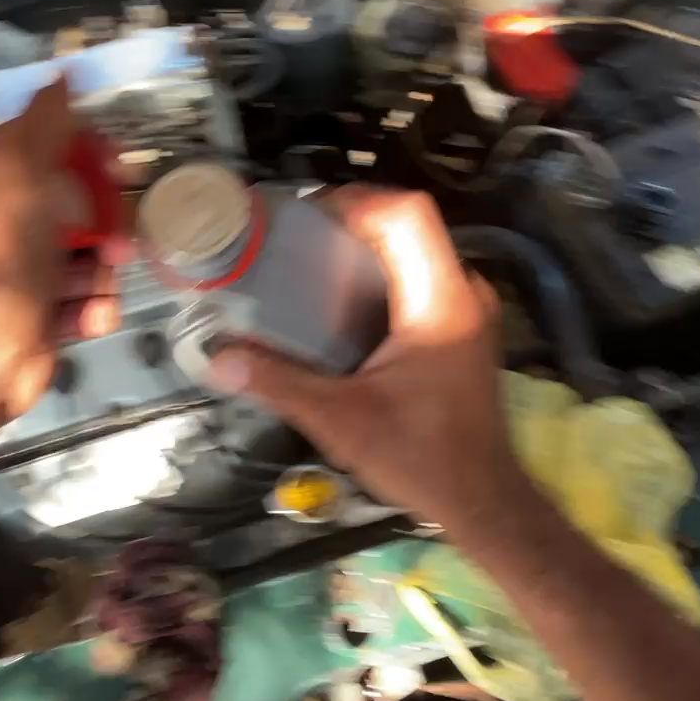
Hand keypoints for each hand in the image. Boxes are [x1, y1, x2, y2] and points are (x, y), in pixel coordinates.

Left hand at [0, 80, 122, 420]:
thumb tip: (61, 75)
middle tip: (120, 240)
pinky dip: (94, 306)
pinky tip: (89, 318)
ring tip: (99, 289)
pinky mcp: (45, 310)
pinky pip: (87, 294)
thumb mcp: (20, 177)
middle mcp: (9, 220)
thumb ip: (44, 126)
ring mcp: (28, 268)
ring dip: (103, 272)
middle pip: (78, 201)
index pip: (46, 144)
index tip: (117, 164)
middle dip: (107, 221)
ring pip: (91, 250)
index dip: (85, 149)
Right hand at [209, 187, 536, 527]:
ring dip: (366, 239)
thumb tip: (216, 358)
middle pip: (410, 221)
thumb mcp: (341, 421)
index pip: (408, 215)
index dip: (357, 199)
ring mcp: (467, 304)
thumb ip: (278, 383)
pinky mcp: (460, 322)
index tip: (304, 212)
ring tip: (310, 256)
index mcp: (439, 301)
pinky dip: (381, 266)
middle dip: (352, 215)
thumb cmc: (422, 458)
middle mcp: (461, 290)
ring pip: (416, 243)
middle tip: (295, 233)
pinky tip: (341, 295)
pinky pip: (420, 269)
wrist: (482, 501)